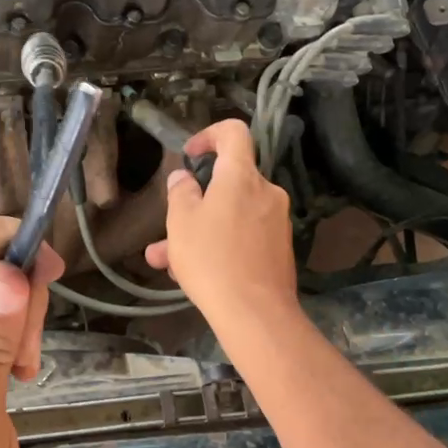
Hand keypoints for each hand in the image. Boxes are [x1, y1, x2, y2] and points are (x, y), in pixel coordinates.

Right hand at [145, 119, 297, 321]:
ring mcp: (276, 222)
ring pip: (231, 215)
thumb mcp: (181, 221)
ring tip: (167, 261)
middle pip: (229, 181)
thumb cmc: (212, 259)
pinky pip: (244, 236)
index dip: (209, 135)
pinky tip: (192, 276)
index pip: (234, 132)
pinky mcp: (280, 250)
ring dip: (201, 231)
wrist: (256, 315)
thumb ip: (181, 192)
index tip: (190, 155)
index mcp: (241, 176)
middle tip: (171, 224)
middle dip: (196, 201)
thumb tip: (184, 177)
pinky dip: (220, 246)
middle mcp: (266, 191)